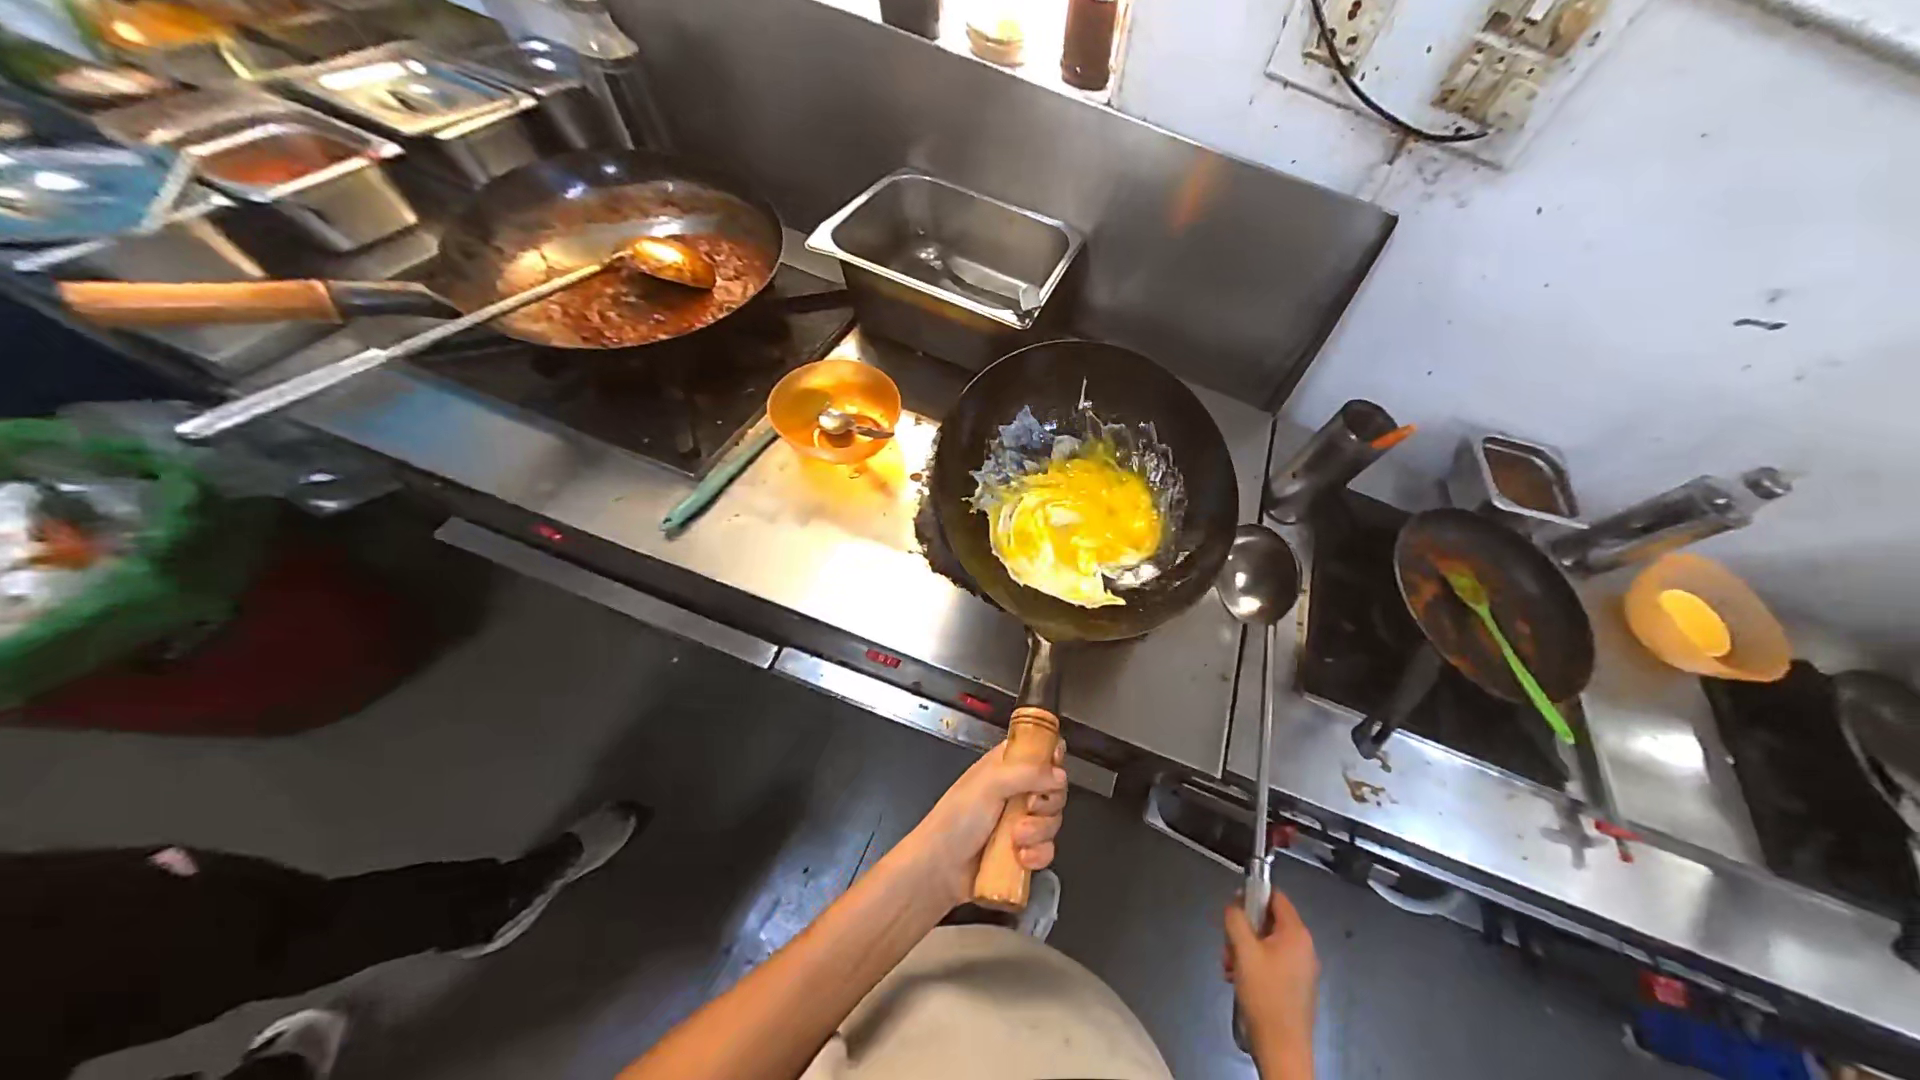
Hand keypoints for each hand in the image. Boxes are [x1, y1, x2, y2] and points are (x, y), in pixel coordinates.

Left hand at [885, 739, 1067, 905]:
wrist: (941, 868)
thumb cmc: (957, 819)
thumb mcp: (989, 784)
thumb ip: (1027, 773)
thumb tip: (1060, 775)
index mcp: (1006, 764)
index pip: (1040, 751)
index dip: (1052, 761)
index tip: (1050, 775)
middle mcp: (1016, 789)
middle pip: (1054, 788)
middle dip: (1047, 803)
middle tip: (1029, 807)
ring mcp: (1020, 820)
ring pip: (1053, 821)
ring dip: (1038, 832)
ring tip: (1016, 839)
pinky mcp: (1024, 849)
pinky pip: (1047, 849)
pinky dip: (1038, 854)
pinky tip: (1021, 858)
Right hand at [1224, 889, 1318, 1078]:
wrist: (1282, 1048)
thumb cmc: (1264, 994)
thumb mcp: (1243, 950)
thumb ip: (1236, 919)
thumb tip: (1234, 904)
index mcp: (1296, 934)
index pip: (1276, 897)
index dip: (1253, 895)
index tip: (1233, 908)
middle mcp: (1303, 947)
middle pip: (1268, 921)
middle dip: (1243, 929)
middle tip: (1228, 946)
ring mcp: (1301, 968)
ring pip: (1266, 942)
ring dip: (1243, 949)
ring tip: (1230, 967)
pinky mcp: (1295, 985)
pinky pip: (1271, 961)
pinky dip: (1253, 964)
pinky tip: (1239, 980)